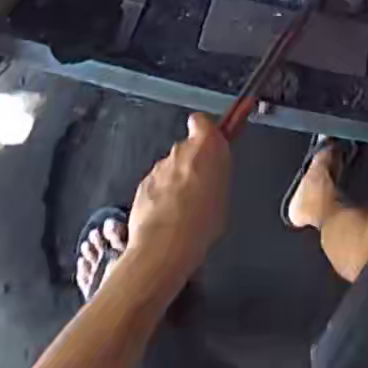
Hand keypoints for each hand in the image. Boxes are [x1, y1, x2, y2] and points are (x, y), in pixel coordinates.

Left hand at [125, 113, 230, 284]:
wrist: (164, 247)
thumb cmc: (200, 224)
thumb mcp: (223, 196)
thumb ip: (216, 172)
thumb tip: (212, 170)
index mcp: (207, 147)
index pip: (202, 121)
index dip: (204, 129)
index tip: (209, 141)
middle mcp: (181, 150)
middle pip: (187, 147)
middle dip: (191, 163)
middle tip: (199, 187)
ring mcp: (160, 166)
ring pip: (171, 167)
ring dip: (176, 181)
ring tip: (183, 209)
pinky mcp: (143, 182)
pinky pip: (157, 183)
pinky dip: (161, 194)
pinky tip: (166, 217)